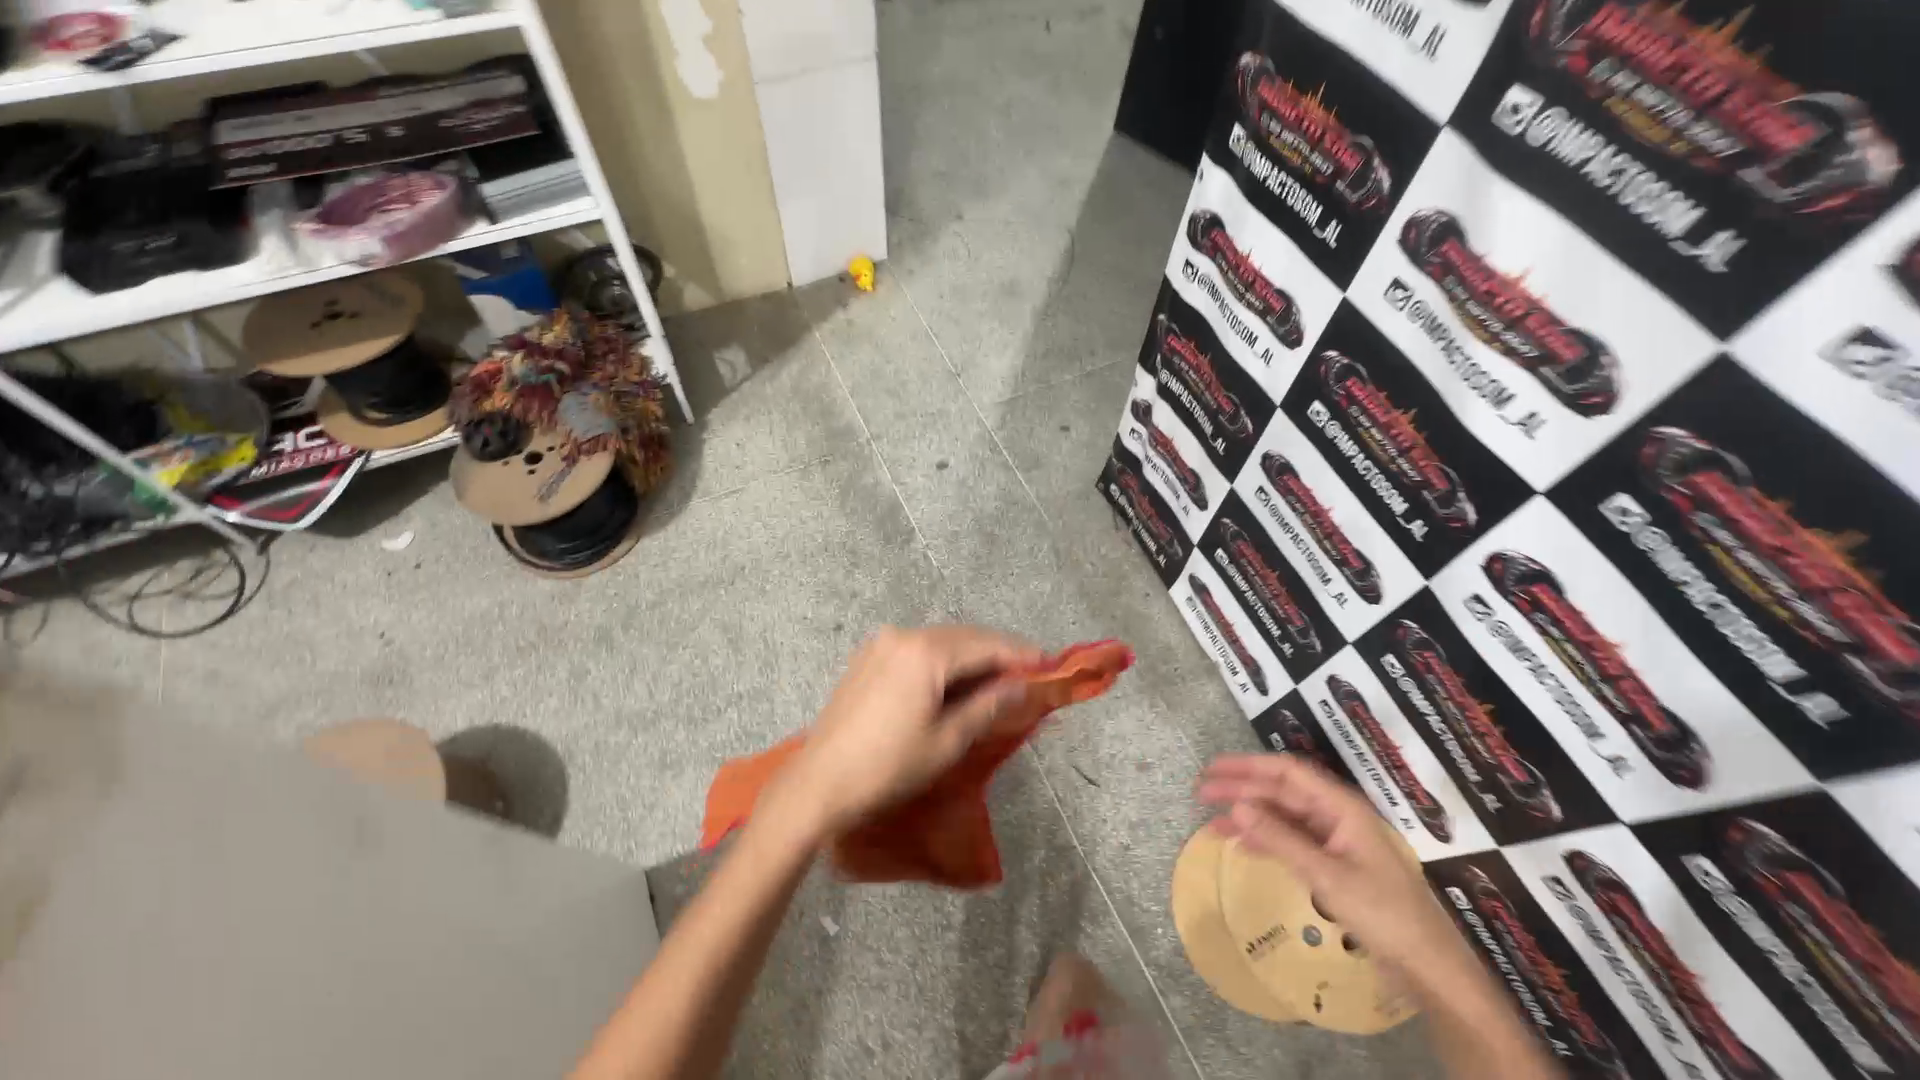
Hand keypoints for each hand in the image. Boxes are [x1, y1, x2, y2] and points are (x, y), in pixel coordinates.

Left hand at [760, 625, 1042, 843]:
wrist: (819, 783)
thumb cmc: (888, 766)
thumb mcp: (947, 741)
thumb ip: (988, 706)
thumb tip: (1023, 687)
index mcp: (925, 652)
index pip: (987, 644)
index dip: (1021, 655)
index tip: (1049, 665)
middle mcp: (902, 636)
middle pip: (963, 638)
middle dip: (997, 654)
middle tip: (1028, 674)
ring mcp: (880, 645)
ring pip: (939, 643)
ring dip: (969, 658)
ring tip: (997, 681)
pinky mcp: (866, 659)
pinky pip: (916, 651)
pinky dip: (942, 662)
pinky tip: (955, 683)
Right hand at [1197, 753, 1470, 983]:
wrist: (1426, 964)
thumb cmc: (1383, 913)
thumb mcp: (1327, 876)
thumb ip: (1280, 839)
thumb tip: (1236, 806)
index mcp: (1342, 807)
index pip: (1287, 772)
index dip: (1248, 766)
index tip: (1212, 770)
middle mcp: (1337, 816)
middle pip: (1281, 791)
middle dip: (1241, 789)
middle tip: (1200, 794)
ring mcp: (1335, 841)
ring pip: (1283, 816)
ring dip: (1248, 815)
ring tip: (1211, 823)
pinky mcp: (1333, 865)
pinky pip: (1290, 840)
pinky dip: (1264, 839)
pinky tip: (1241, 845)